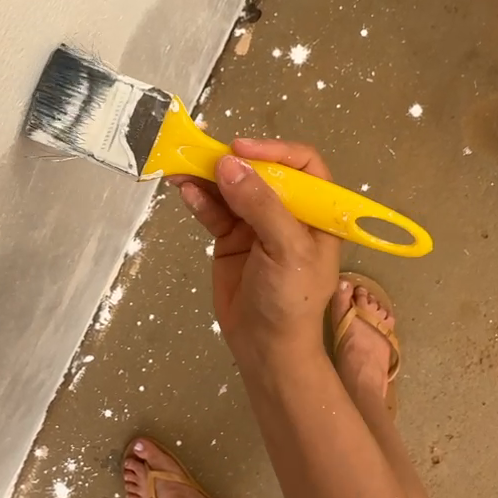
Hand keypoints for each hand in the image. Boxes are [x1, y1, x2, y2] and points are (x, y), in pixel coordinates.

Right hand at [168, 139, 341, 365]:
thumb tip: (228, 165)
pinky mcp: (230, 238)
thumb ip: (260, 206)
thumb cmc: (290, 300)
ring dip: (208, 177)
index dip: (273, 151)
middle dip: (232, 161)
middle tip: (201, 154)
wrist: (265, 348)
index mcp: (315, 211)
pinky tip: (185, 191)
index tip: (240, 149)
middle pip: (260, 171)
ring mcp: (256, 224)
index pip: (302, 165)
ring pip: (232, 188)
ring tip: (182, 169)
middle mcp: (288, 211)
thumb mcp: (286, 250)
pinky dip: (199, 198)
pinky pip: (214, 210)